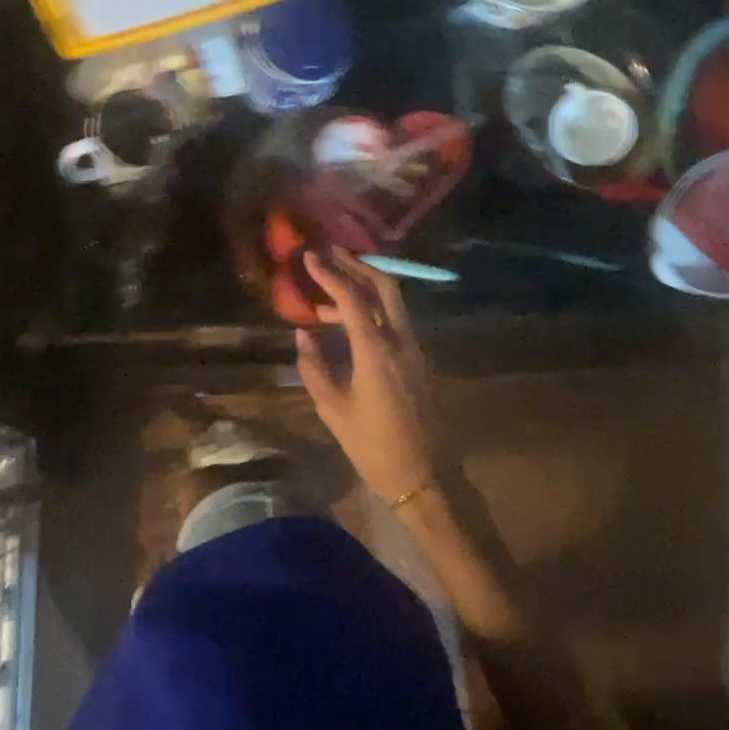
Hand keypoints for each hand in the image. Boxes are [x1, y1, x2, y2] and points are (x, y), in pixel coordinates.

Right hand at [294, 248, 441, 504]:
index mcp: (376, 351)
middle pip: (384, 286)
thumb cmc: (373, 448)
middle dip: (357, 264)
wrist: (425, 477)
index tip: (309, 257)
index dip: (329, 273)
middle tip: (329, 252)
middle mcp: (401, 341)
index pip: (352, 297)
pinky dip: (373, 308)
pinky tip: (350, 321)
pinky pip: (395, 321)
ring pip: (392, 302)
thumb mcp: (334, 411)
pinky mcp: (419, 361)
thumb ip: (315, 368)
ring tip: (327, 295)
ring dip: (364, 286)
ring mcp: (415, 349)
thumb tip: (303, 335)